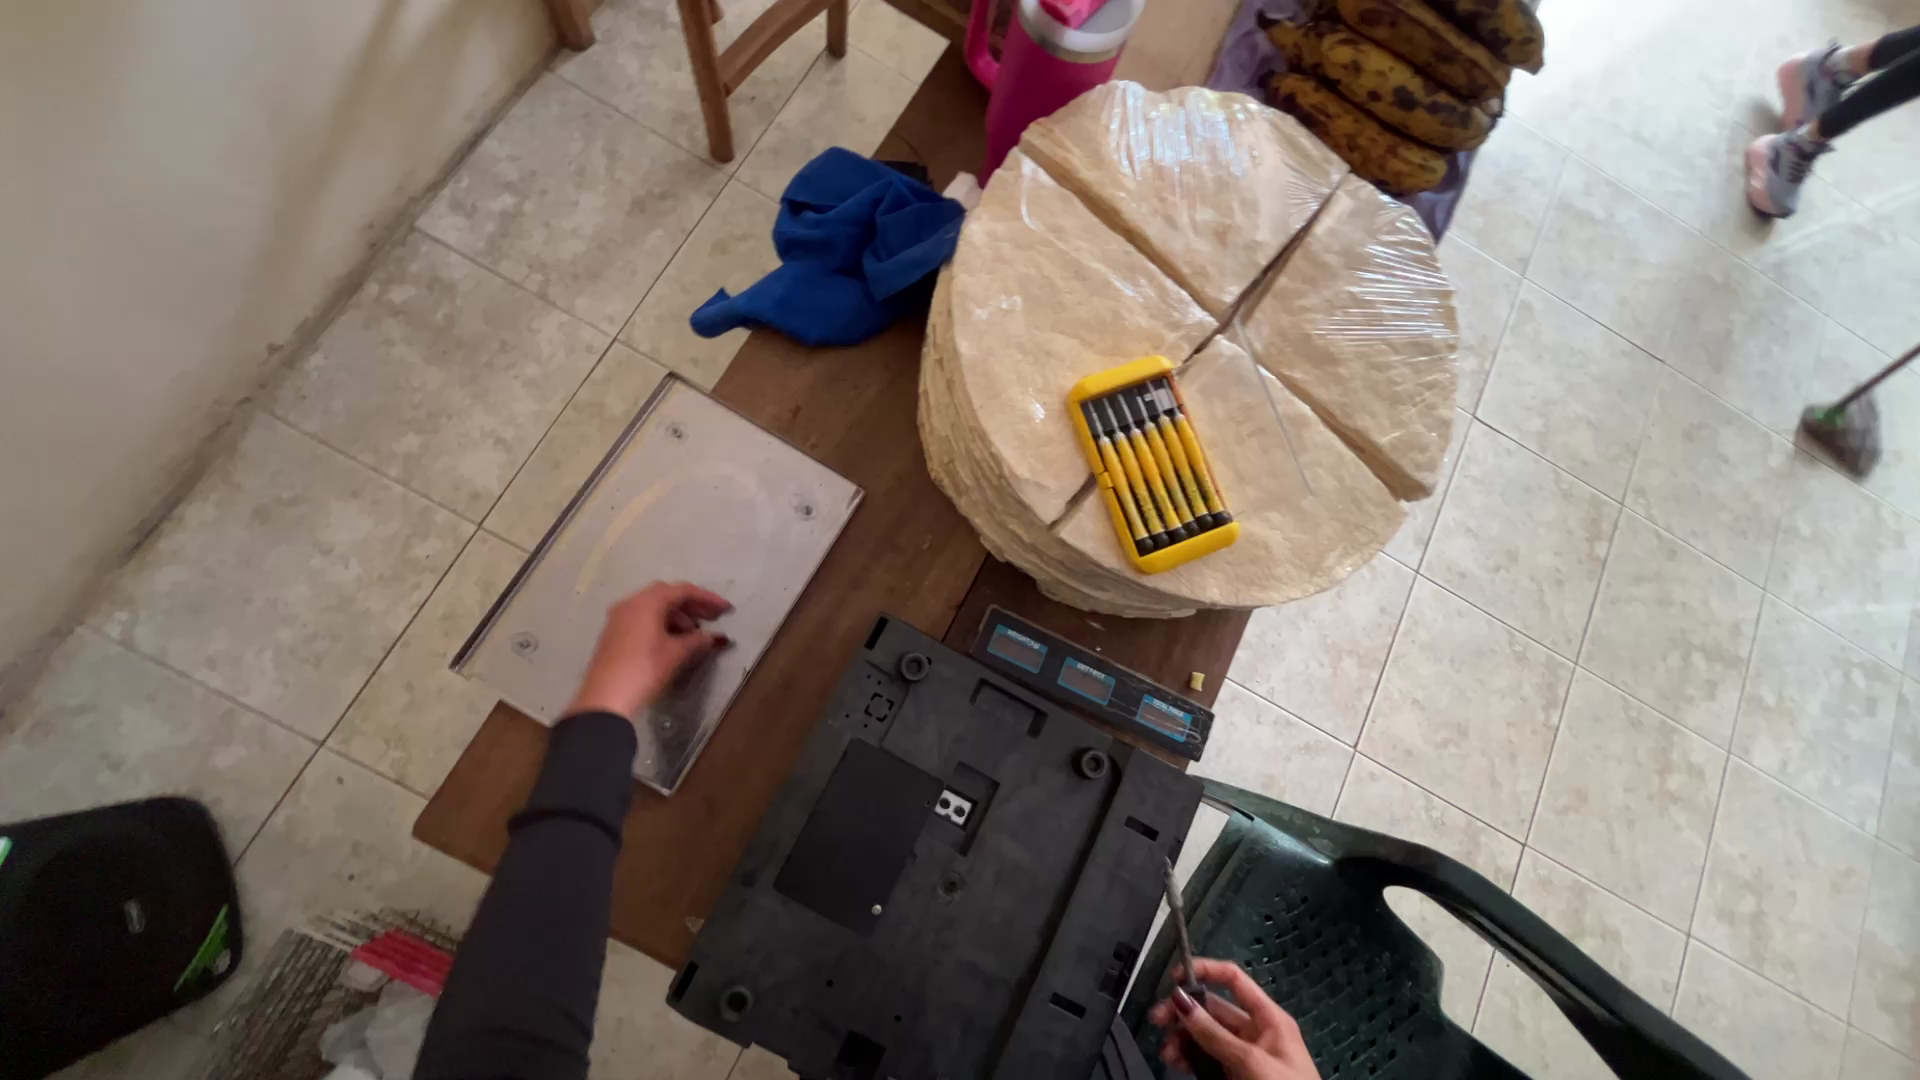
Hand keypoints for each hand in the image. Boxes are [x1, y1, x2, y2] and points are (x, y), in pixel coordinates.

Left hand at [564, 582, 732, 720]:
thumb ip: (699, 640)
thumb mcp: (677, 653)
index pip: (682, 591)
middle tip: (712, 618)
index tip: (725, 609)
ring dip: (677, 615)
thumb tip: (715, 637)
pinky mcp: (614, 633)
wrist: (606, 698)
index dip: (707, 598)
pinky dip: (661, 623)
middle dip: (692, 605)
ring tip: (693, 634)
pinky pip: (642, 618)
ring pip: (653, 607)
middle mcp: (630, 603)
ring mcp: (619, 618)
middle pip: (666, 595)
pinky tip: (673, 640)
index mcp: (646, 602)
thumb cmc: (645, 669)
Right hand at [1148, 959, 1320, 1079]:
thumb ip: (1215, 1035)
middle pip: (1212, 1009)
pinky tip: (1176, 1063)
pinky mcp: (1236, 1078)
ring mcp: (1244, 1057)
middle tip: (1157, 1020)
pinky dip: (1190, 1059)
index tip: (1174, 979)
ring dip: (1182, 1039)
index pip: (1233, 979)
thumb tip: (1179, 999)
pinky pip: (1208, 1060)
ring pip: (1205, 1036)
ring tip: (1167, 1053)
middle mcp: (1254, 1032)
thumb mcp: (1252, 1063)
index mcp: (1268, 1018)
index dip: (1204, 971)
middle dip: (1184, 1013)